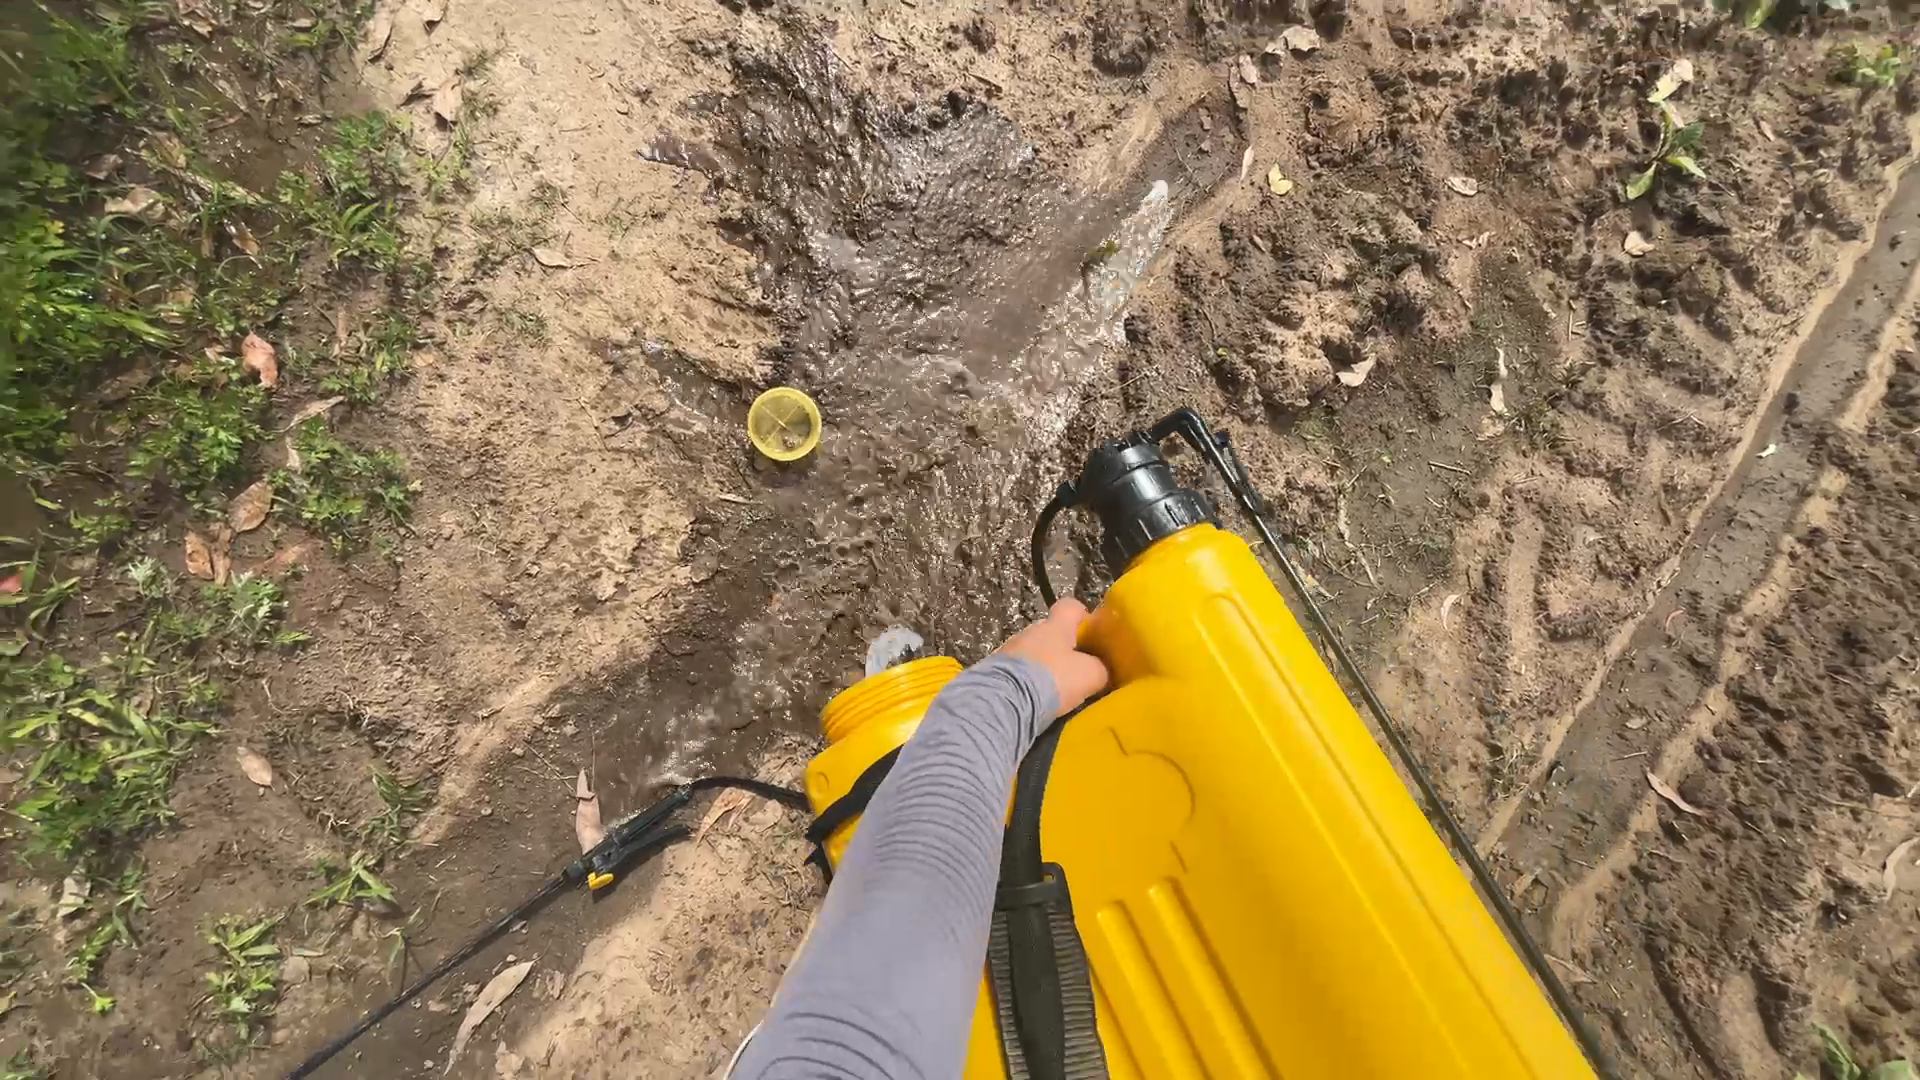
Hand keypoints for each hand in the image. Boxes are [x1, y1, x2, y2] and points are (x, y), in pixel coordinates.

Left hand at [998, 598, 1109, 716]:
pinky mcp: (994, 670)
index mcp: (1055, 626)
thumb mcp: (1090, 675)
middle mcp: (1030, 631)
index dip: (1083, 616)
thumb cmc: (1053, 678)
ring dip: (1043, 666)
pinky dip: (1026, 681)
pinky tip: (1034, 698)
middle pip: (1051, 632)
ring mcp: (1009, 649)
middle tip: (1077, 670)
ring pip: (1033, 652)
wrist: (1006, 699)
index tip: (1093, 633)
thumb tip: (1100, 670)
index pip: (1070, 606)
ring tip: (1055, 689)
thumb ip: (1099, 668)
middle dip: (1063, 648)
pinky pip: (1017, 671)